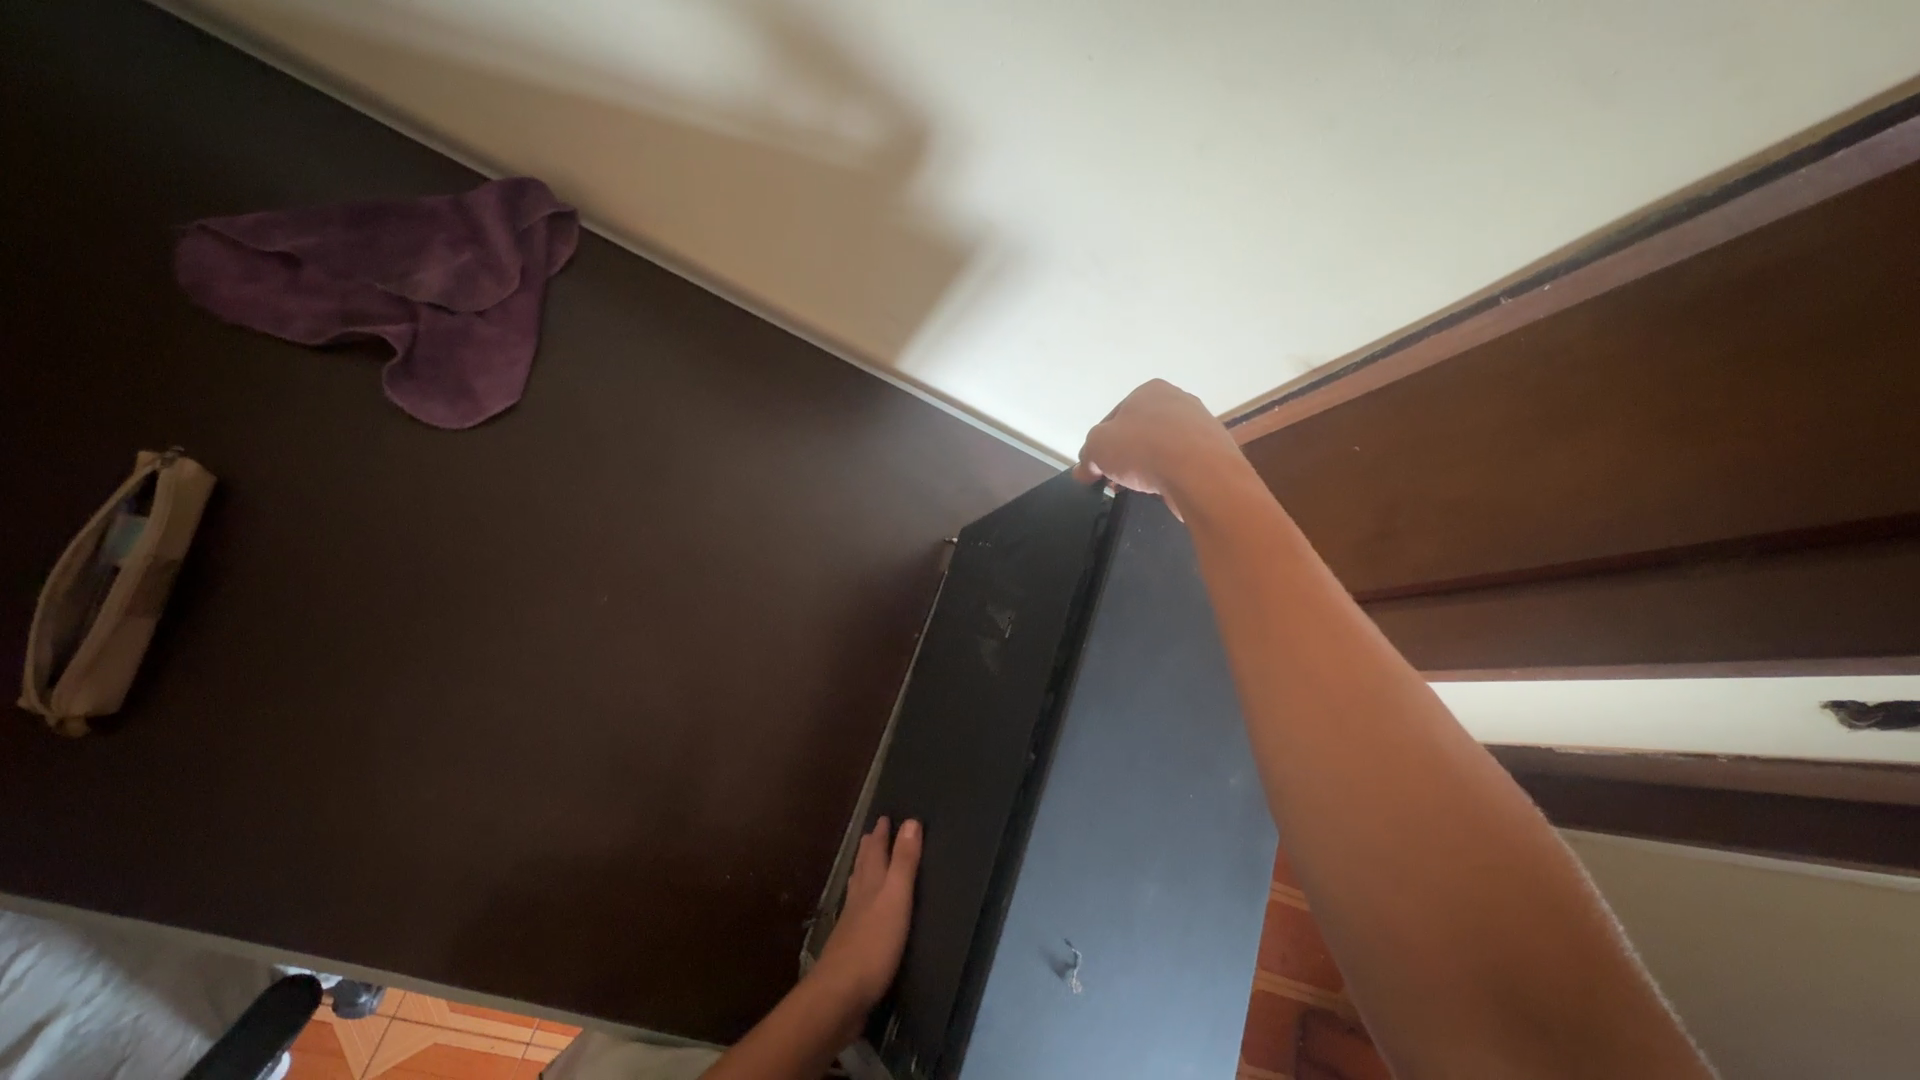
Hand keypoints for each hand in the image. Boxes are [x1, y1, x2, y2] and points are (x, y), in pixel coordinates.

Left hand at [810, 817, 921, 1015]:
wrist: (839, 997)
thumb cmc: (873, 945)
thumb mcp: (896, 899)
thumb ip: (904, 863)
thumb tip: (909, 821)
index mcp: (870, 886)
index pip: (875, 852)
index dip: (881, 835)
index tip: (884, 816)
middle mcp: (857, 901)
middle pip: (862, 868)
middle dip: (869, 850)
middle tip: (872, 833)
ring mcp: (851, 926)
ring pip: (857, 890)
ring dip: (862, 873)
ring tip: (864, 864)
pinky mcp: (851, 949)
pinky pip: (858, 915)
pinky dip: (861, 903)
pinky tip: (860, 913)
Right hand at [1072, 380, 1243, 517]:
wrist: (1200, 474)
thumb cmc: (1142, 449)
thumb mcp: (1097, 448)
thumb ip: (1087, 456)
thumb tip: (1083, 469)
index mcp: (1150, 390)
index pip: (1114, 418)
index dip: (1101, 445)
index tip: (1097, 468)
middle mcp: (1178, 400)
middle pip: (1140, 432)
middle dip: (1125, 457)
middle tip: (1115, 481)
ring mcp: (1201, 425)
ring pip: (1163, 448)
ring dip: (1148, 467)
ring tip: (1140, 488)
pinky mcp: (1215, 451)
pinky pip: (1184, 464)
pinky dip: (1172, 475)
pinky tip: (1165, 490)